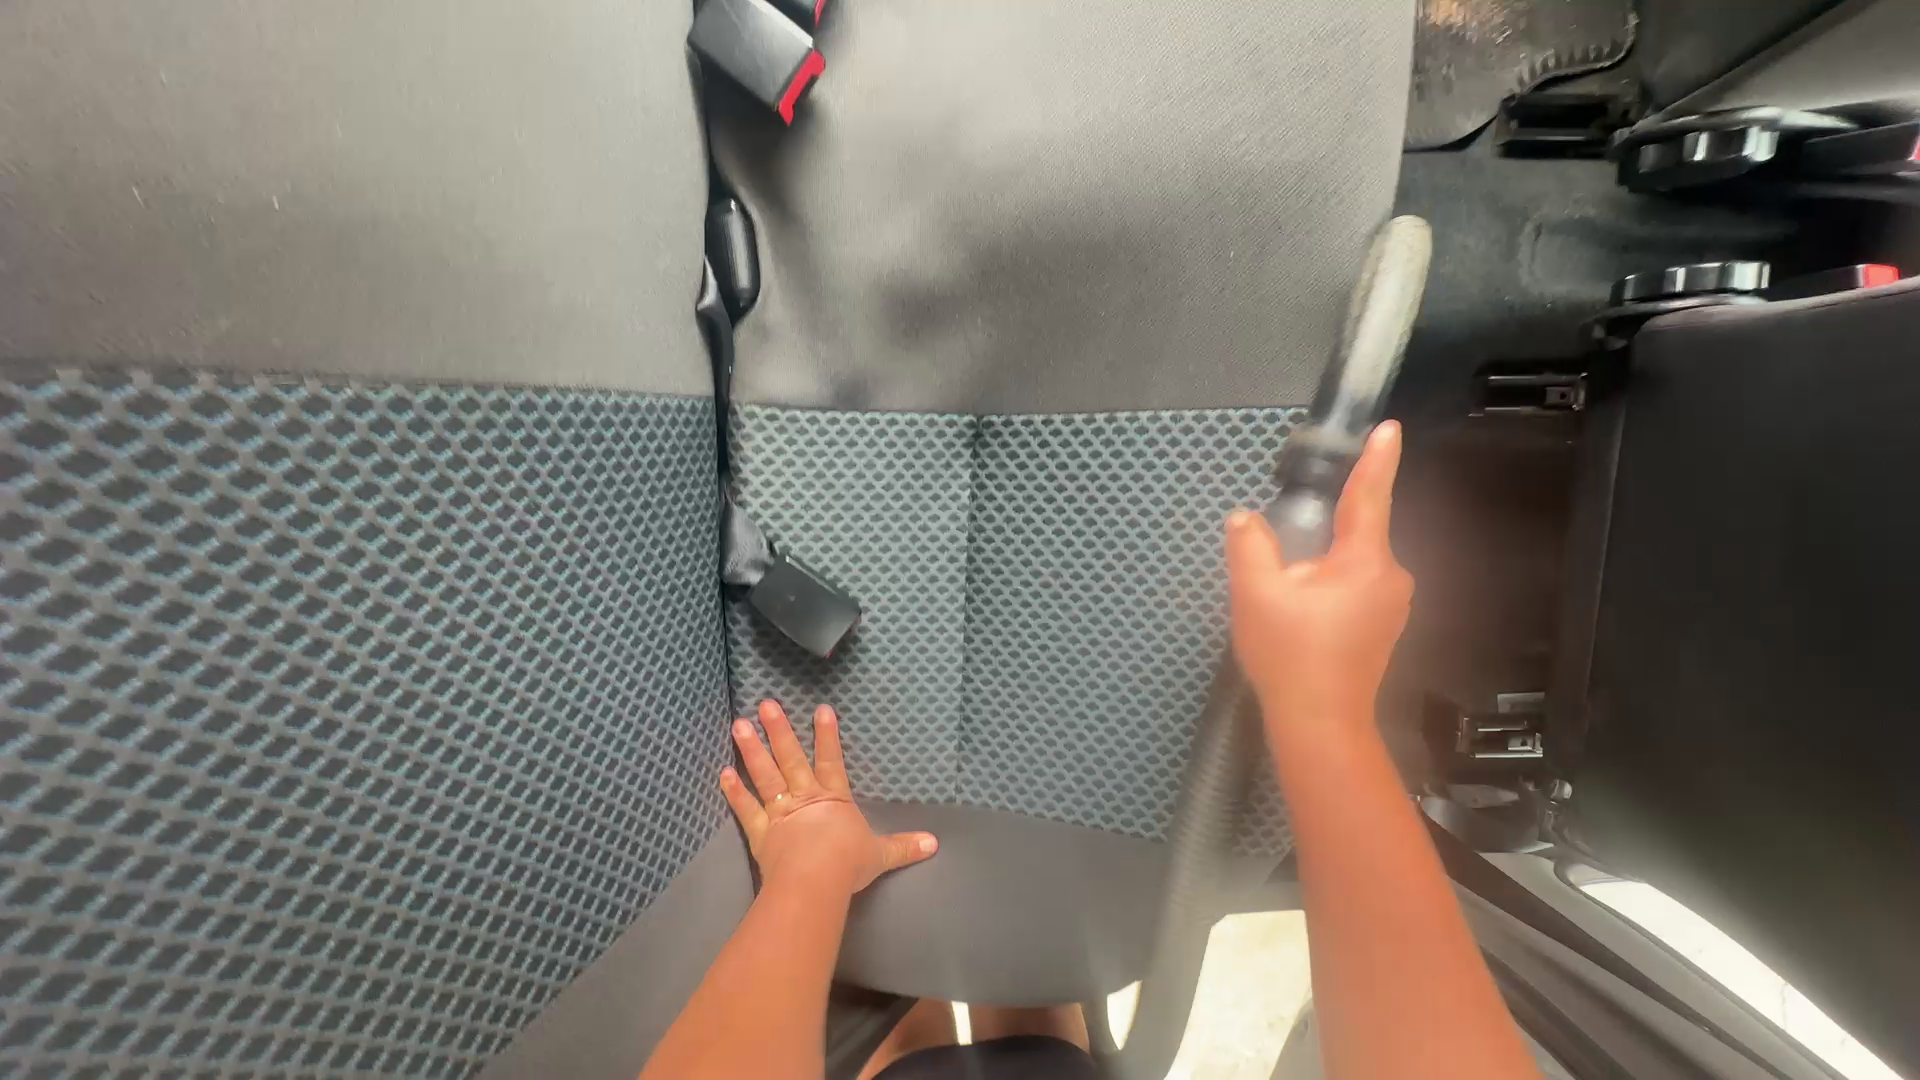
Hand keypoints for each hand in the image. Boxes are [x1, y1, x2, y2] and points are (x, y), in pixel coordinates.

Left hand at [721, 700, 937, 895]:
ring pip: (765, 775)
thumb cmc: (848, 864)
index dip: (826, 735)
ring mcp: (780, 813)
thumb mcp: (881, 854)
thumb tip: (935, 844)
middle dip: (778, 730)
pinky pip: (746, 809)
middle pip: (790, 758)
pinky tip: (723, 772)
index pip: (830, 760)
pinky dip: (735, 792)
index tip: (821, 709)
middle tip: (765, 704)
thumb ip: (904, 846)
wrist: (816, 882)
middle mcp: (805, 798)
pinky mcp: (760, 833)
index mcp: (834, 799)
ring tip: (739, 724)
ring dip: (751, 749)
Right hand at [1225, 421, 1412, 727]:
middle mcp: (1390, 577)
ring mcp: (1391, 605)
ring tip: (1285, 596)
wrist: (1319, 723)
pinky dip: (1329, 583)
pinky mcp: (1383, 626)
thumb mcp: (1256, 595)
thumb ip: (1249, 547)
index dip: (1378, 460)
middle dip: (1319, 535)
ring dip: (1321, 563)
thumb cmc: (1291, 655)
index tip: (1390, 428)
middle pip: (1355, 534)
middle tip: (1282, 566)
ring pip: (1352, 563)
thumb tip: (1243, 517)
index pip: (1370, 498)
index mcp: (1365, 561)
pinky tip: (1301, 610)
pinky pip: (1355, 585)